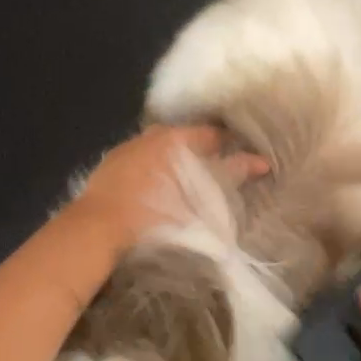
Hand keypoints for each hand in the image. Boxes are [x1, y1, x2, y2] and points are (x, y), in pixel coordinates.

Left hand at [66, 124, 267, 249]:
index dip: (231, 146)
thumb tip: (262, 161)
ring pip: (161, 149)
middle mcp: (152, 134)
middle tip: (216, 174)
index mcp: (176, 137)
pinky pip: (141, 161)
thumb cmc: (157, 212)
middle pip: (186, 139)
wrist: (98, 227)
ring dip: (175, 162)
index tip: (244, 161)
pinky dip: (153, 170)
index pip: (214, 134)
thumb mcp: (201, 197)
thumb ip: (232, 174)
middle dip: (202, 153)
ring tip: (187, 183)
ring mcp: (128, 147)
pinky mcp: (110, 165)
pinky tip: (155, 188)